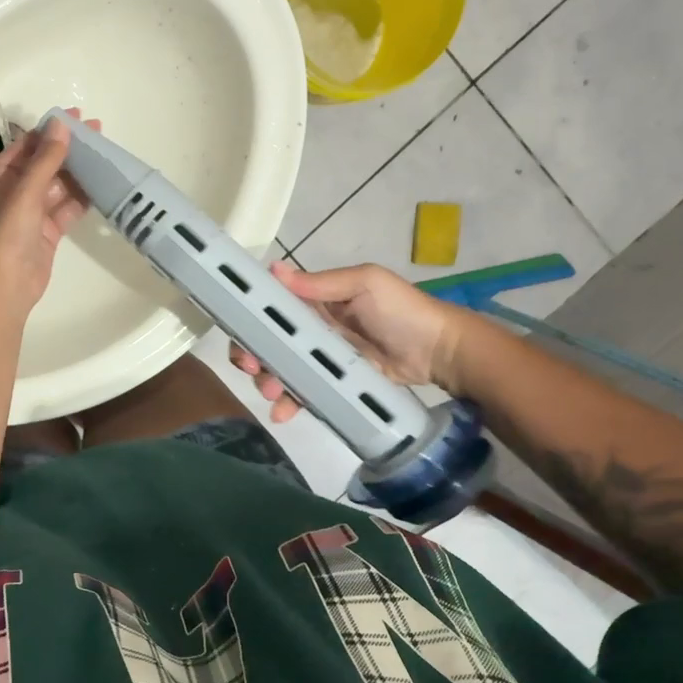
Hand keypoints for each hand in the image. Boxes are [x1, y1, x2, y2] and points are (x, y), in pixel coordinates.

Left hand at [0, 112, 91, 315]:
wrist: (9, 287)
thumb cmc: (8, 236)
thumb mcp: (25, 193)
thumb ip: (45, 159)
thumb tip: (61, 123)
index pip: (25, 147)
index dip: (49, 131)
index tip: (75, 117)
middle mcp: (13, 193)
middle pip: (44, 164)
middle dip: (68, 149)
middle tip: (98, 131)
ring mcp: (31, 213)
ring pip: (58, 185)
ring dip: (78, 171)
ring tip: (105, 154)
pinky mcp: (48, 231)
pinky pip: (67, 207)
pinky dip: (82, 196)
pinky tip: (102, 183)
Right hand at [229, 262, 469, 421]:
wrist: (441, 352)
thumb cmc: (403, 310)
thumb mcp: (367, 283)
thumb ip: (322, 282)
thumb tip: (274, 269)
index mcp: (314, 300)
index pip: (270, 308)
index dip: (249, 319)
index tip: (240, 334)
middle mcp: (310, 328)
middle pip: (266, 342)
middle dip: (252, 355)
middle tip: (253, 368)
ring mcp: (319, 358)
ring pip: (279, 369)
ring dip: (268, 380)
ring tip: (273, 393)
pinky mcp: (331, 383)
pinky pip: (302, 392)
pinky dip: (289, 402)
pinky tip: (284, 412)